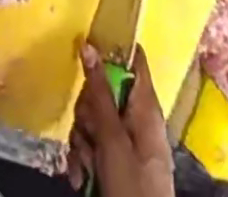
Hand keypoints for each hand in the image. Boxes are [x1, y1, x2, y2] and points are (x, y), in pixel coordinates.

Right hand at [69, 45, 172, 196]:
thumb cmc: (132, 187)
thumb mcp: (112, 139)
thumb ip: (99, 93)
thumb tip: (89, 45)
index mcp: (146, 109)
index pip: (134, 62)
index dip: (111, 51)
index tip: (87, 50)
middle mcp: (138, 120)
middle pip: (103, 92)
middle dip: (86, 112)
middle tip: (86, 131)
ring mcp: (127, 142)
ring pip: (93, 119)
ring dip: (81, 139)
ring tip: (84, 163)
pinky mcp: (117, 160)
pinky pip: (92, 143)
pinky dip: (83, 157)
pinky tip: (81, 175)